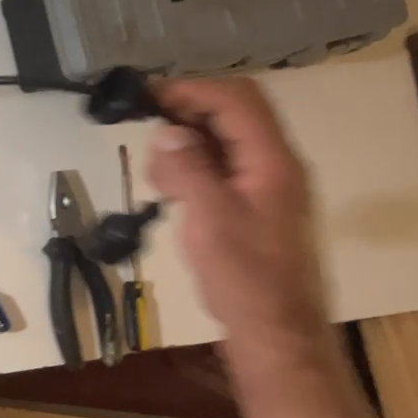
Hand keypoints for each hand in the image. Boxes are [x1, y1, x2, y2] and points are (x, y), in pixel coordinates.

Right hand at [147, 77, 328, 354]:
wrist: (274, 328)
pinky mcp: (251, 202)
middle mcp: (275, 164)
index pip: (237, 101)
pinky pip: (220, 164)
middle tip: (142, 124)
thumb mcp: (210, 219)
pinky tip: (169, 187)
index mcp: (273, 162)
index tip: (144, 96)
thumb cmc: (244, 276)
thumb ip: (189, 170)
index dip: (191, 89)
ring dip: (184, 140)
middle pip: (234, 112)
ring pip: (224, 138)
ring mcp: (265, 183)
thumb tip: (167, 132)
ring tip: (156, 170)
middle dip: (186, 110)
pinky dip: (190, 163)